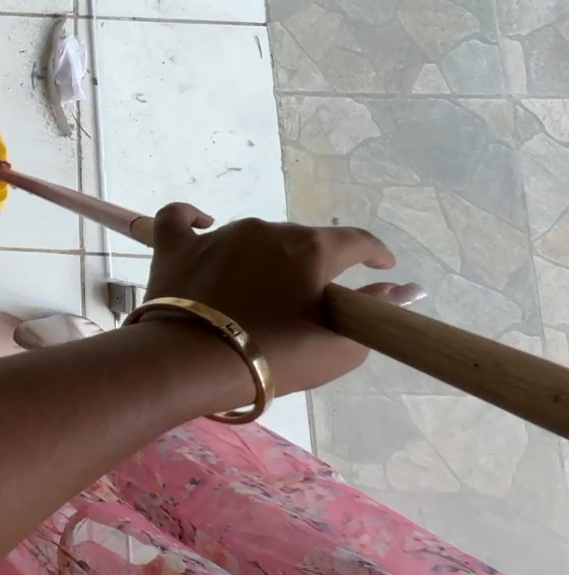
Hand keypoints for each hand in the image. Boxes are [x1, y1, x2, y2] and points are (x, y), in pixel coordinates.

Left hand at [141, 204, 425, 397]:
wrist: (198, 357)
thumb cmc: (280, 354)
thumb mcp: (344, 341)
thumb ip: (371, 308)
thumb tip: (400, 288)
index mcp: (310, 248)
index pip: (355, 241)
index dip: (373, 253)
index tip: (380, 266)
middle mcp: (261, 231)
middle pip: (297, 240)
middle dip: (310, 261)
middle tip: (308, 292)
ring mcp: (215, 235)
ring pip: (247, 235)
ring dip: (260, 253)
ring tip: (262, 282)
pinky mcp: (174, 245)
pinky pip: (177, 219)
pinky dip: (189, 218)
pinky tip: (201, 225)